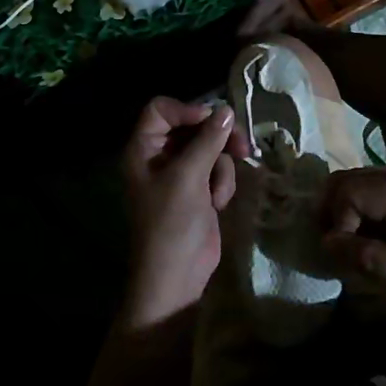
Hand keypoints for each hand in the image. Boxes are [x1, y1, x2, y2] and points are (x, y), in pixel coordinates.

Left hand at [120, 98, 243, 328]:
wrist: (176, 276)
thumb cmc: (172, 223)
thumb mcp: (188, 177)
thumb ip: (207, 141)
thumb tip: (226, 110)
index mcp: (143, 148)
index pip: (161, 109)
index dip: (186, 109)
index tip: (212, 119)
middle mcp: (158, 156)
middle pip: (190, 126)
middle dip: (216, 136)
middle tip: (242, 144)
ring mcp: (179, 173)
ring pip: (208, 147)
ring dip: (221, 165)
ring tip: (220, 192)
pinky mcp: (198, 189)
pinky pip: (215, 168)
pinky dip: (221, 182)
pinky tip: (219, 203)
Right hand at [321, 169, 385, 343]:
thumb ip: (370, 258)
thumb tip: (326, 242)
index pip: (350, 191)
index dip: (336, 222)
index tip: (340, 256)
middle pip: (348, 180)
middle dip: (332, 211)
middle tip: (330, 248)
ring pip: (356, 185)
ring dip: (343, 212)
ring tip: (342, 248)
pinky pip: (372, 195)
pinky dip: (357, 214)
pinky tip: (362, 243)